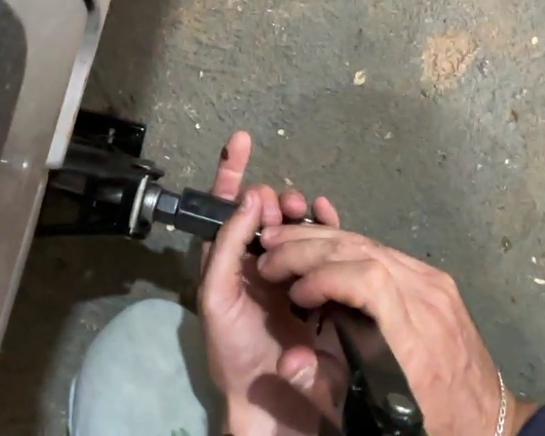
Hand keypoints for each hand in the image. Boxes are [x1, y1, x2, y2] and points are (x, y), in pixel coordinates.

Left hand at [198, 131, 343, 435]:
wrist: (273, 403)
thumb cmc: (233, 350)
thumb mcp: (217, 296)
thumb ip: (228, 247)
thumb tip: (247, 200)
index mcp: (229, 260)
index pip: (227, 207)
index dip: (231, 172)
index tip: (241, 141)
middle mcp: (258, 260)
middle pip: (266, 213)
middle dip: (274, 197)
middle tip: (282, 200)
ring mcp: (289, 271)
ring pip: (295, 226)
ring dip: (299, 210)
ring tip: (303, 208)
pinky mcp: (317, 283)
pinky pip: (324, 246)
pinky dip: (326, 225)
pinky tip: (327, 214)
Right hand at [255, 224, 537, 435]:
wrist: (491, 421)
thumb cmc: (431, 423)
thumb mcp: (375, 416)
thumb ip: (327, 387)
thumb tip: (286, 358)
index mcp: (415, 338)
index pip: (368, 277)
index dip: (324, 274)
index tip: (295, 292)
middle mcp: (427, 298)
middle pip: (361, 251)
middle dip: (309, 248)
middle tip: (269, 256)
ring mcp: (434, 282)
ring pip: (369, 242)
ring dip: (320, 239)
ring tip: (281, 242)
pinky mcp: (435, 277)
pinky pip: (382, 249)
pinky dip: (343, 245)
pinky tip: (316, 246)